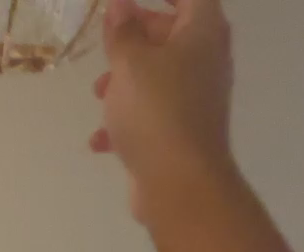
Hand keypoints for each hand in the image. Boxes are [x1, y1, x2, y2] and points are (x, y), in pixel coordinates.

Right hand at [89, 0, 237, 224]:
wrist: (178, 181)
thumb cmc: (157, 111)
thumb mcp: (131, 64)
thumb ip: (122, 33)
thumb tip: (120, 6)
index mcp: (202, 31)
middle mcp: (205, 61)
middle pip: (171, 35)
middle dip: (137, 37)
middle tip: (107, 39)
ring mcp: (195, 100)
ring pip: (158, 78)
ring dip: (126, 82)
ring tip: (98, 93)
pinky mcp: (180, 134)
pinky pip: (151, 117)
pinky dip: (126, 123)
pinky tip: (101, 140)